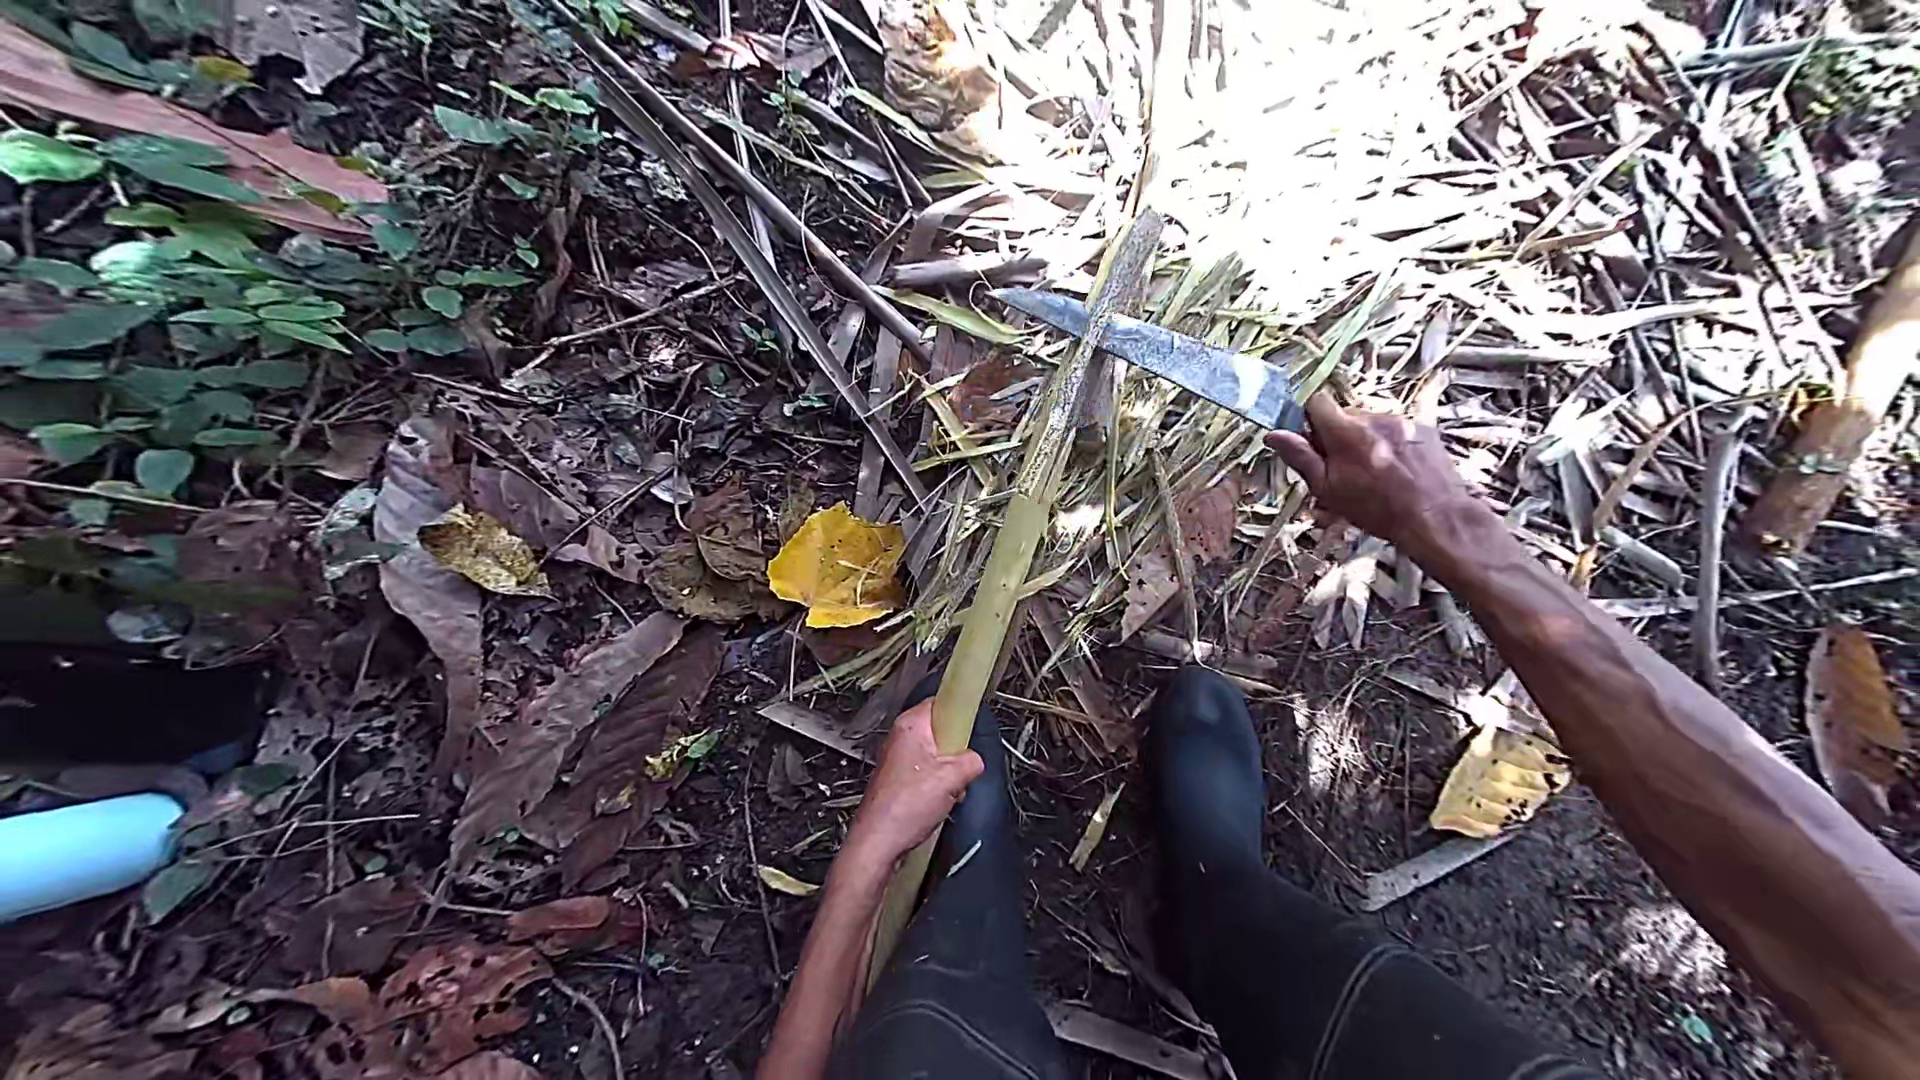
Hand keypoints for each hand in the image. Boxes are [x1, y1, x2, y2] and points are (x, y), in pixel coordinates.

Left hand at [844, 701, 983, 866]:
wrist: (878, 843)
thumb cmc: (902, 808)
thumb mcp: (952, 777)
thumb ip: (972, 760)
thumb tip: (975, 760)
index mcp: (910, 725)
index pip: (941, 701)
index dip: (960, 713)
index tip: (972, 726)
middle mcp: (901, 737)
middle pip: (942, 731)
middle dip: (956, 751)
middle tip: (958, 768)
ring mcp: (898, 759)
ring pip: (936, 755)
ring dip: (947, 773)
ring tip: (946, 791)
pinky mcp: (898, 779)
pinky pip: (927, 774)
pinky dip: (936, 787)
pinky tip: (936, 803)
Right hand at [1265, 393, 1485, 555]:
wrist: (1436, 517)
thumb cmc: (1375, 508)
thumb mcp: (1327, 488)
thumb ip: (1301, 457)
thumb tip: (1273, 434)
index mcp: (1345, 431)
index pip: (1317, 402)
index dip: (1309, 418)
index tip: (1309, 440)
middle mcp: (1374, 418)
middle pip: (1343, 415)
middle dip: (1335, 435)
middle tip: (1337, 467)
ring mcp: (1402, 421)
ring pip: (1369, 424)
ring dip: (1362, 441)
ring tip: (1369, 472)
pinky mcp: (1423, 428)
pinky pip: (1394, 429)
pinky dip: (1386, 444)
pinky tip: (1393, 470)